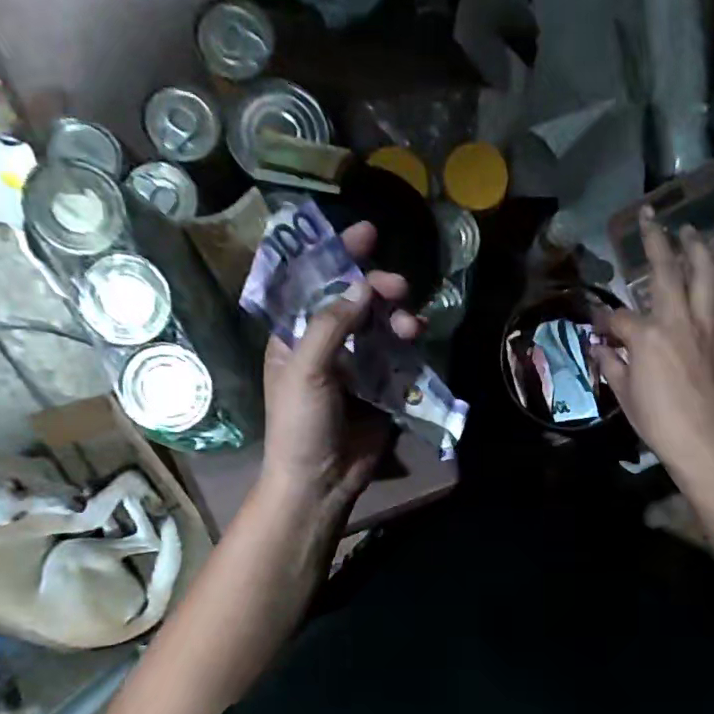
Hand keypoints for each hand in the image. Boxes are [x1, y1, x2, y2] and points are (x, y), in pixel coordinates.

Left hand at [259, 221, 419, 510]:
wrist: (321, 479)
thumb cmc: (299, 424)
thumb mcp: (304, 370)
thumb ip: (331, 326)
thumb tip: (362, 288)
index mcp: (294, 336)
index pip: (314, 284)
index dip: (336, 256)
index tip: (366, 233)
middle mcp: (325, 344)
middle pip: (354, 300)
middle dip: (377, 287)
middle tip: (397, 285)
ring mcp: (355, 365)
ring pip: (380, 325)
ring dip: (397, 317)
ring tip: (411, 324)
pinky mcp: (380, 386)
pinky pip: (398, 354)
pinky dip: (408, 343)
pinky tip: (419, 338)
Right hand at [591, 207, 713, 475]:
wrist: (703, 439)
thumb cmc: (656, 420)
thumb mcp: (623, 393)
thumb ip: (611, 364)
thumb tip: (600, 348)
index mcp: (646, 335)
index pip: (618, 318)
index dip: (604, 321)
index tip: (597, 326)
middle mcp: (678, 320)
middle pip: (666, 271)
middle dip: (656, 241)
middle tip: (651, 217)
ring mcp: (707, 327)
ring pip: (708, 276)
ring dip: (700, 251)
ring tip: (693, 234)